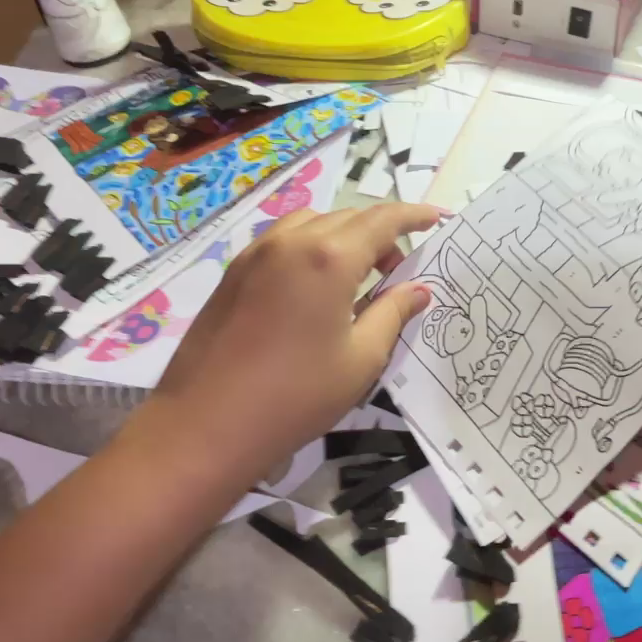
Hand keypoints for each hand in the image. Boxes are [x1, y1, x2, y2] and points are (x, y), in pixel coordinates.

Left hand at [151, 204, 440, 475]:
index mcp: (329, 257)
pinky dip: (311, 245)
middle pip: (349, 217)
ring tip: (356, 278)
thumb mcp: (360, 359)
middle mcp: (293, 240)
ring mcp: (258, 252)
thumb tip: (418, 288)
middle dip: (381, 234)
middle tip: (399, 270)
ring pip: (314, 223)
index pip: (383, 219)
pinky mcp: (235, 270)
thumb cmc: (294, 396)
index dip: (414, 215)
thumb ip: (393, 313)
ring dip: (344, 237)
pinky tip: (314, 287)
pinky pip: (284, 239)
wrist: (204, 425)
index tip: (437, 219)